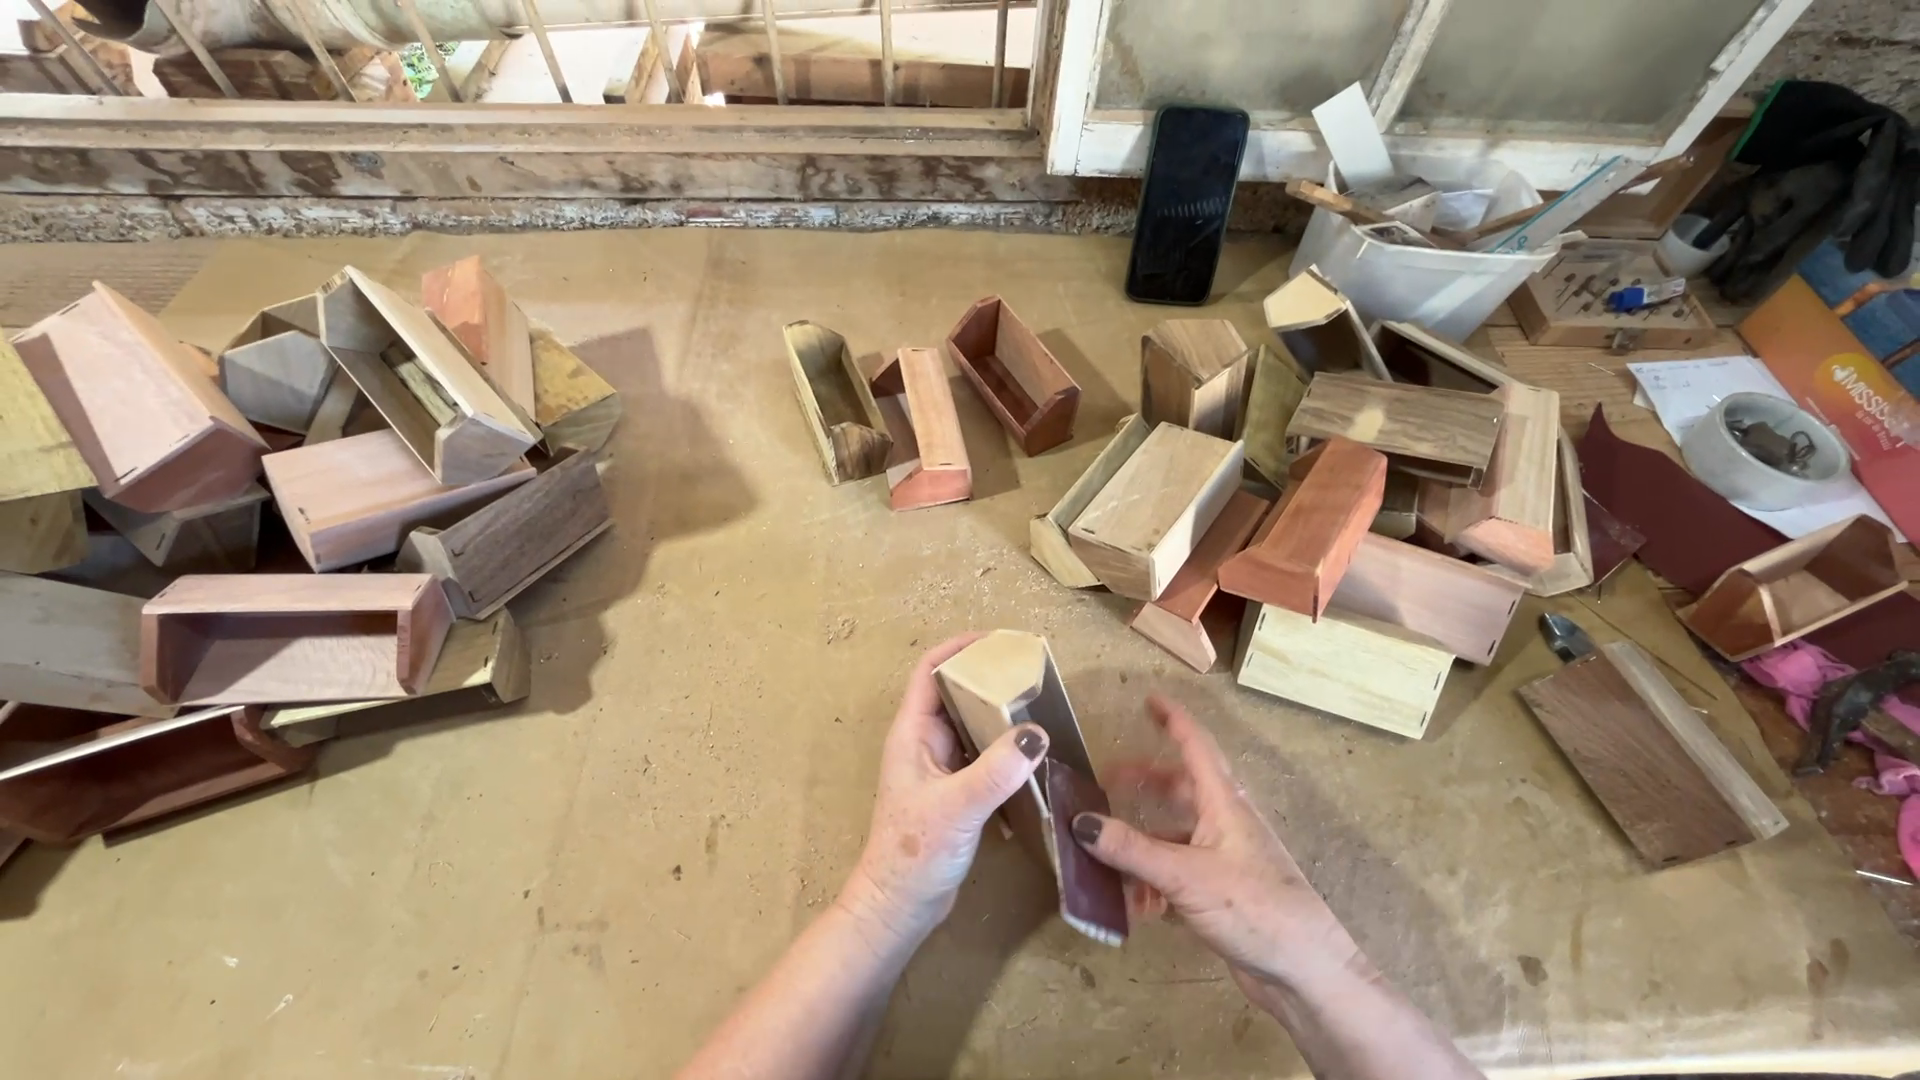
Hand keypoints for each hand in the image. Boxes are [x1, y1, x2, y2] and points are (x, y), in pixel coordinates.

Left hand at [839, 634, 1049, 946]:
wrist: (899, 907)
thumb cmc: (914, 853)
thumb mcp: (957, 807)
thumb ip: (996, 771)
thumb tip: (1037, 734)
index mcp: (912, 733)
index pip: (931, 671)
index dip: (960, 648)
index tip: (999, 640)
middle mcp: (924, 743)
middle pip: (956, 693)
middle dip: (989, 679)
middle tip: (1031, 672)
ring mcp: (939, 768)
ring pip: (972, 726)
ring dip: (1000, 716)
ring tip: (1039, 707)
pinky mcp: (954, 792)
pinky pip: (982, 757)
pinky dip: (1004, 752)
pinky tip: (1030, 759)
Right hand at [1071, 695, 1369, 1002]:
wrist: (1305, 972)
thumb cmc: (1255, 908)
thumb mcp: (1185, 875)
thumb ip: (1131, 850)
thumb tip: (1081, 821)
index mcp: (1223, 804)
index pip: (1196, 746)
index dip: (1174, 719)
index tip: (1150, 697)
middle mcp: (1224, 823)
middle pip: (1181, 788)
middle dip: (1145, 781)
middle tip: (1108, 779)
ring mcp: (1224, 858)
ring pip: (1174, 834)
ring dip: (1142, 840)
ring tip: (1107, 849)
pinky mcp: (1221, 893)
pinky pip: (1177, 872)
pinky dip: (1152, 880)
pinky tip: (1134, 904)